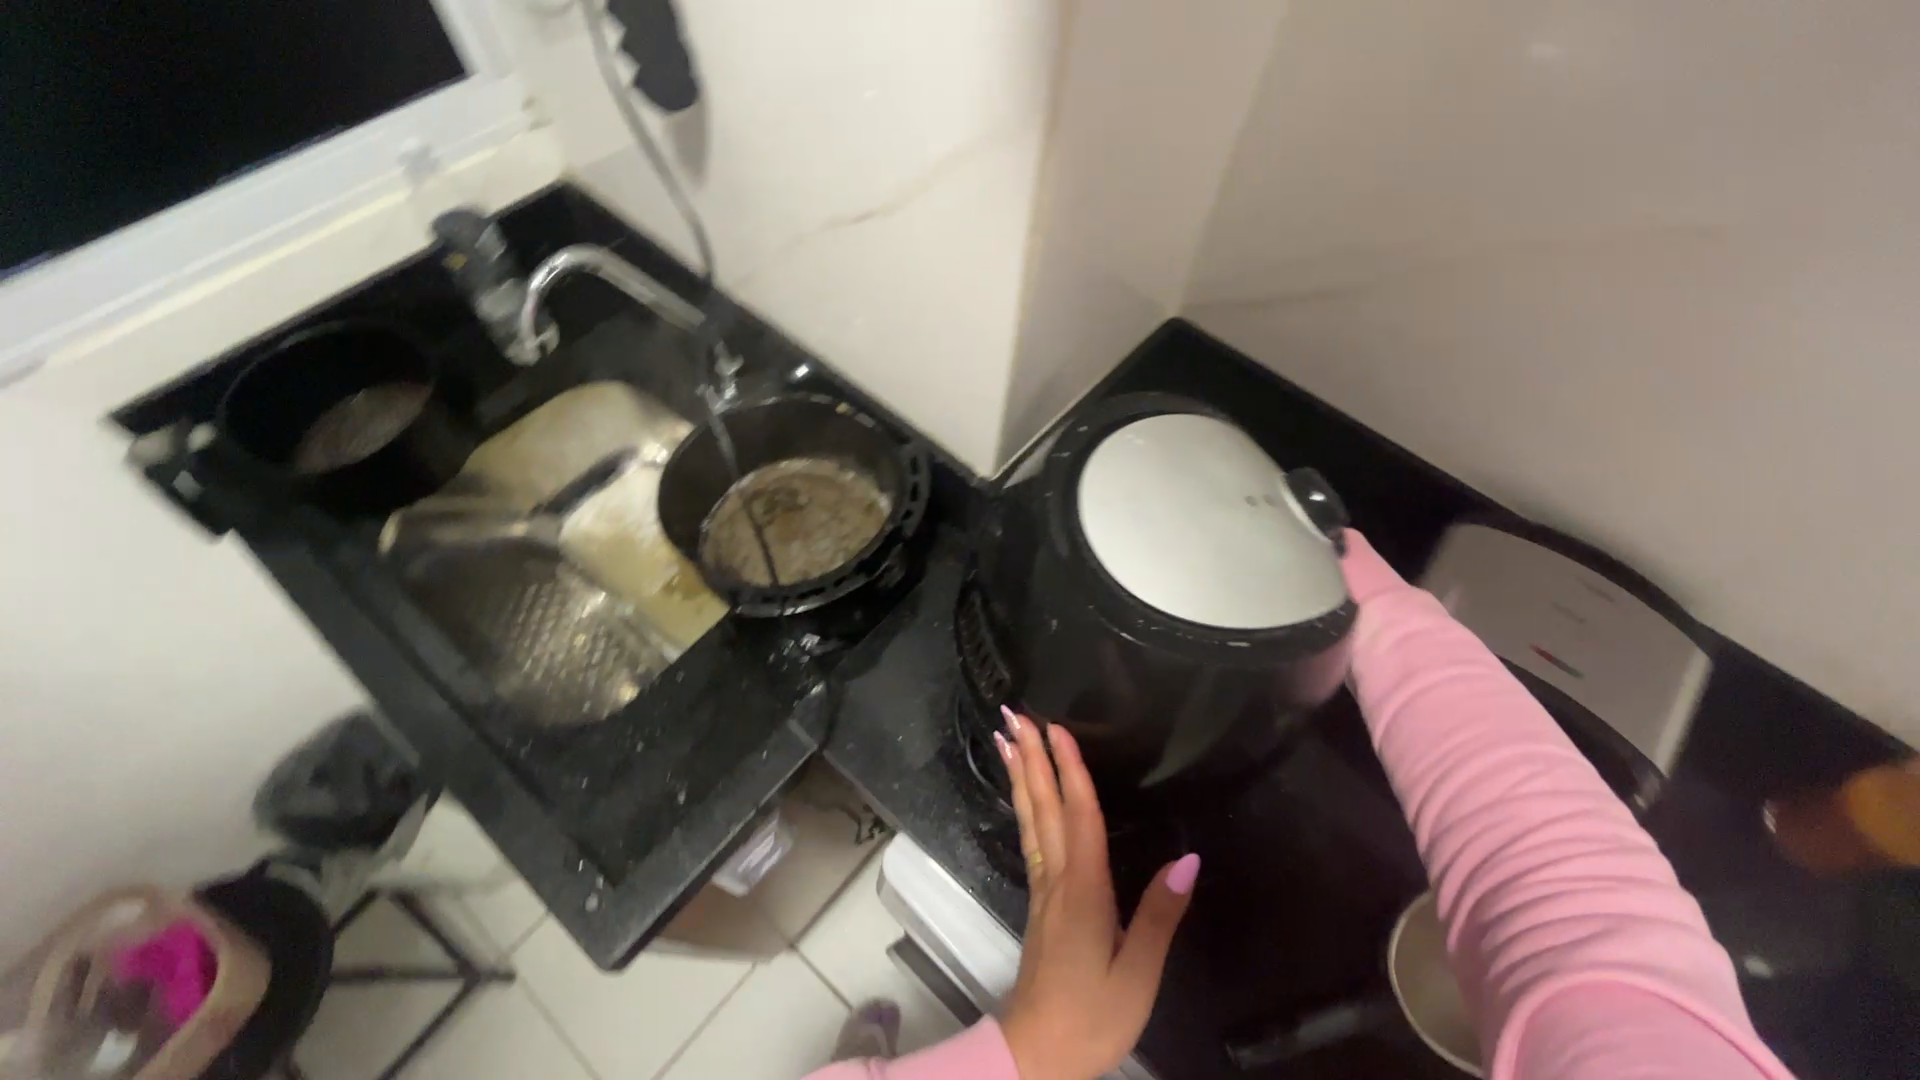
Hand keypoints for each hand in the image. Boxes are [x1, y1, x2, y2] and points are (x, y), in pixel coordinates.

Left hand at [994, 707, 1199, 1079]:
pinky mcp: (1040, 902)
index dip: (1070, 770)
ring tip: (1007, 740)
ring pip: (1031, 819)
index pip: (1079, 817)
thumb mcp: (1138, 975)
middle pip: (1044, 808)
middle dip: (1032, 759)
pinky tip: (1025, 796)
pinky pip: (1031, 838)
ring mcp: (1044, 889)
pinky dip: (1025, 807)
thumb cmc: (1092, 1015)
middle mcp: (1058, 879)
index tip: (1056, 729)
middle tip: (1014, 716)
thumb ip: (1160, 915)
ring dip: (1021, 776)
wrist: (1036, 1052)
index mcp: (1085, 891)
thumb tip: (1188, 859)